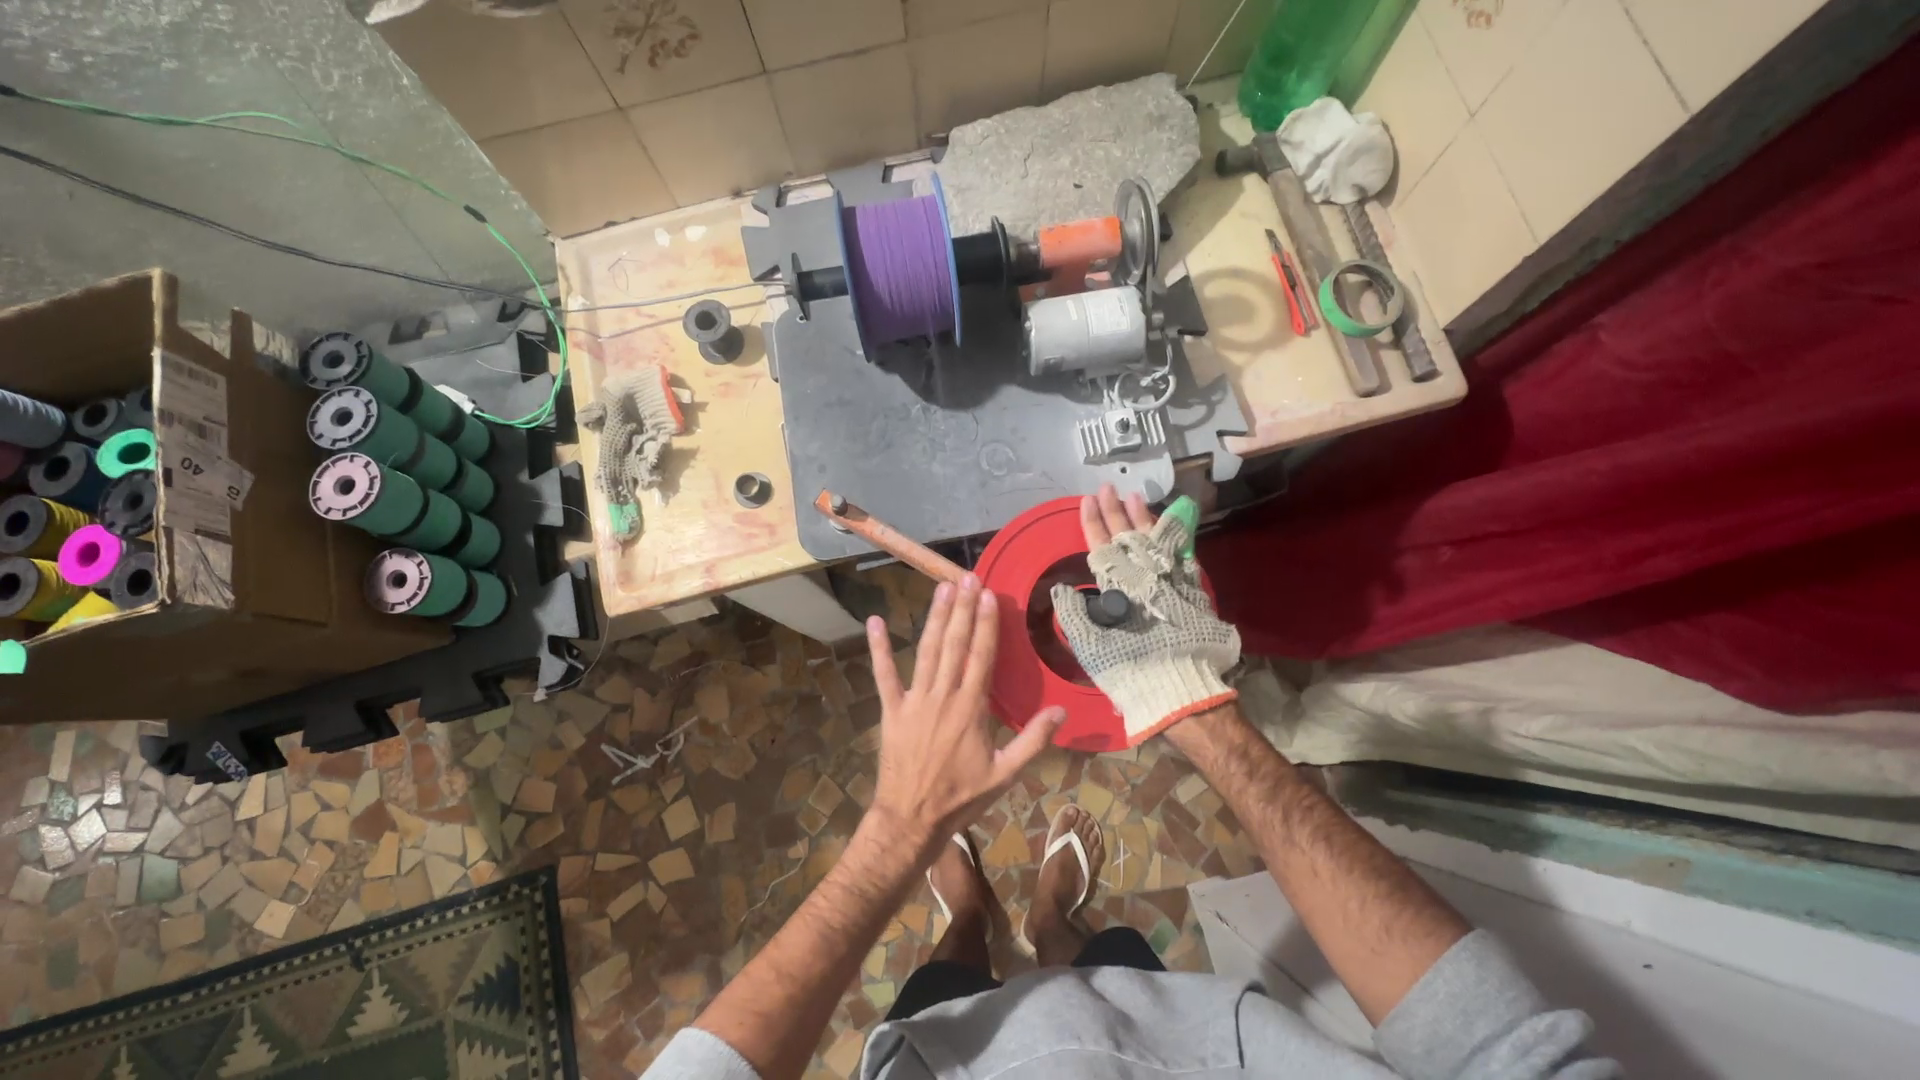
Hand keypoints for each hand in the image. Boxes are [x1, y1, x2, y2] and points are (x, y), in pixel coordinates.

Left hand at [866, 574, 1064, 859]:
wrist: (912, 820)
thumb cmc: (961, 797)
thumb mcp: (1005, 775)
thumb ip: (1033, 741)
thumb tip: (1062, 711)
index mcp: (971, 708)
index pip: (981, 656)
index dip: (985, 623)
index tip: (989, 595)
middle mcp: (942, 696)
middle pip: (954, 644)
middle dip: (962, 609)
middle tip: (968, 577)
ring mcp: (913, 701)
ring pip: (925, 651)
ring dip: (934, 618)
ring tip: (942, 588)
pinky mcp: (891, 711)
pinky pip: (883, 675)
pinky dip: (879, 649)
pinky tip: (875, 622)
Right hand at [1052, 485, 1241, 745]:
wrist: (1177, 686)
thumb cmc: (1128, 669)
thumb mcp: (1090, 646)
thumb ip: (1075, 614)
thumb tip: (1063, 589)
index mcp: (1117, 588)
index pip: (1101, 546)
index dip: (1092, 523)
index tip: (1086, 501)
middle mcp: (1144, 577)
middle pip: (1127, 537)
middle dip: (1114, 511)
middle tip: (1107, 489)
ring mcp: (1171, 581)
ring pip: (1156, 540)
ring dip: (1143, 518)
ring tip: (1135, 498)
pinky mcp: (1192, 592)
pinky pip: (1181, 558)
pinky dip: (1174, 541)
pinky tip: (1170, 529)